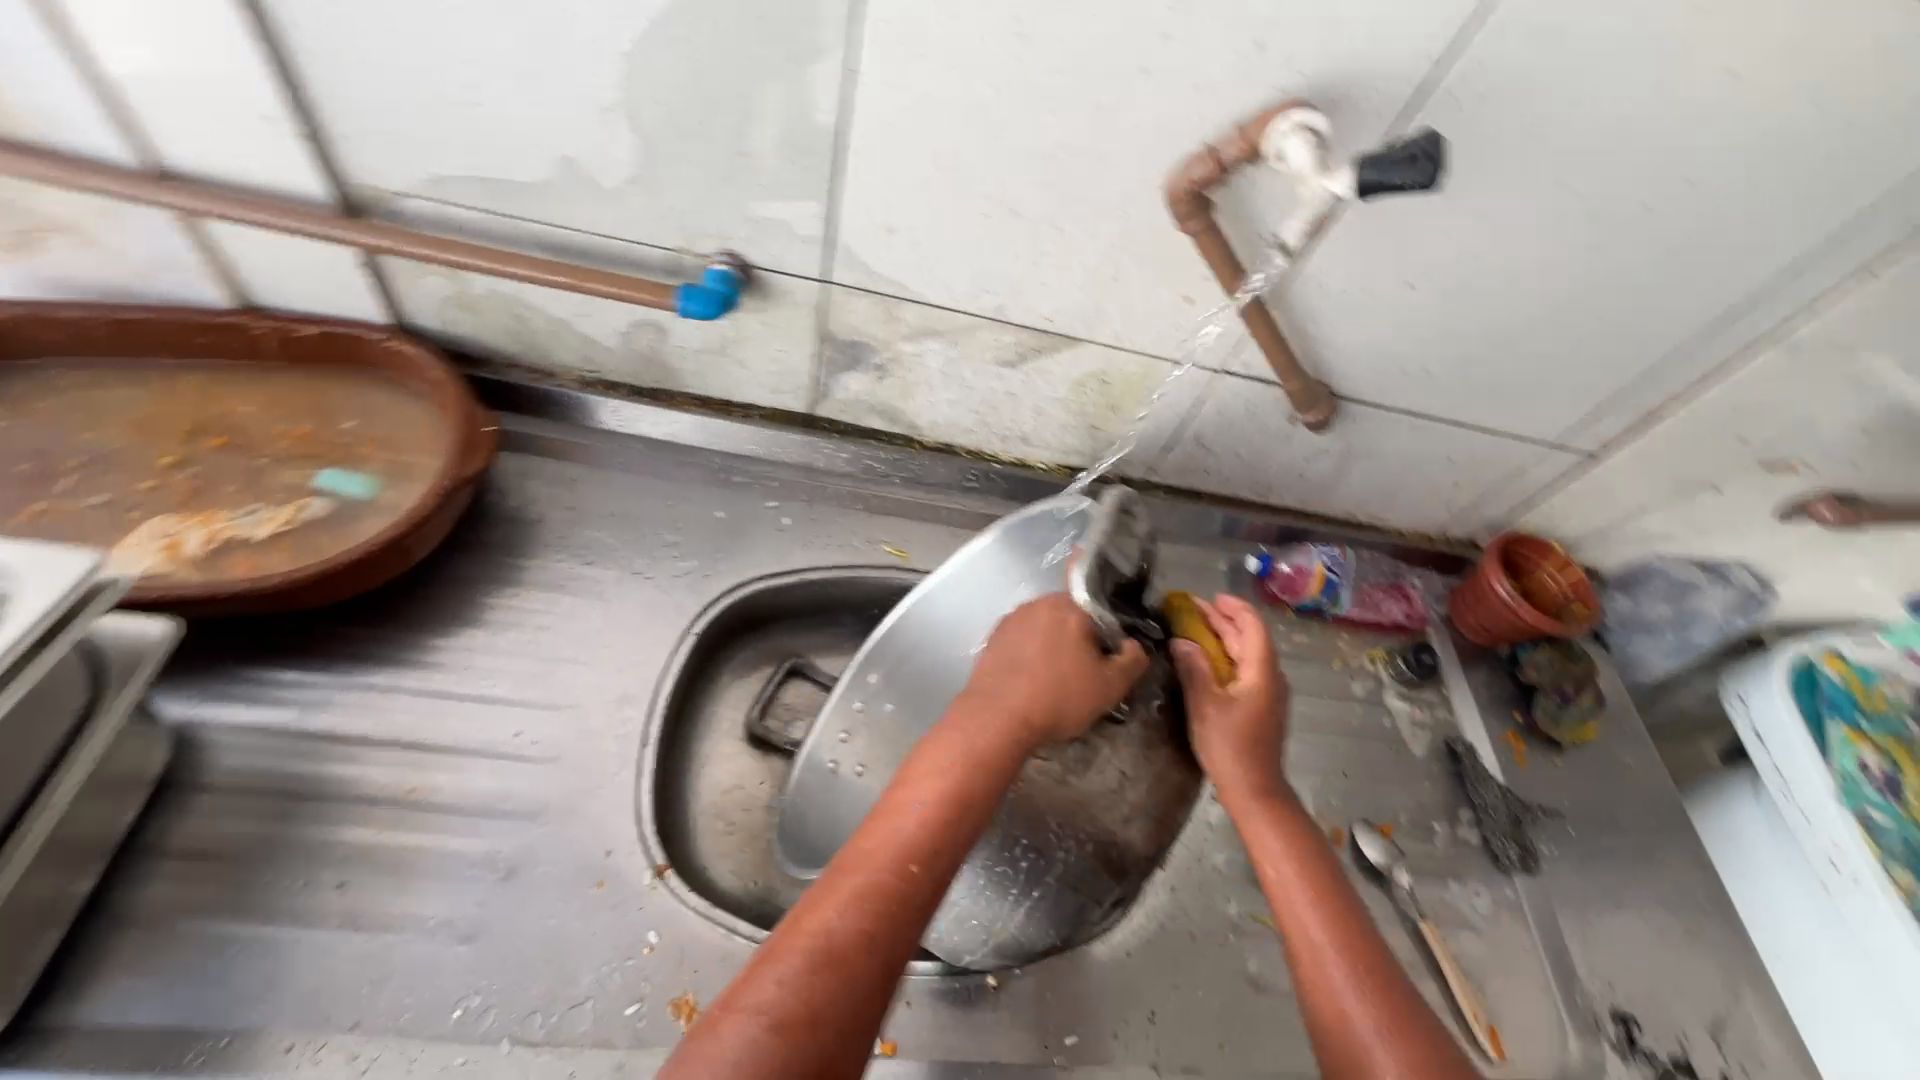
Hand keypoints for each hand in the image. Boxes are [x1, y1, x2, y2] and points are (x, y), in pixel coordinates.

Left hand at [959, 593, 1149, 748]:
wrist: (996, 718)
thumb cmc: (1059, 698)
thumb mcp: (1110, 686)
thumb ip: (1132, 660)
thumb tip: (1133, 645)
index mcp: (1070, 606)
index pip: (1101, 613)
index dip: (1108, 639)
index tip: (1105, 665)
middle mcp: (1039, 602)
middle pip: (1071, 618)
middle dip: (1079, 641)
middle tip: (1082, 676)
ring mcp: (1012, 618)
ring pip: (1044, 629)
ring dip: (1053, 648)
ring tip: (1053, 682)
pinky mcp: (992, 637)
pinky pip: (1022, 640)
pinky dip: (1030, 655)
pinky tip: (1030, 681)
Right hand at [1169, 594, 1289, 801]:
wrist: (1254, 789)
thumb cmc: (1229, 745)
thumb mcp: (1205, 704)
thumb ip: (1194, 668)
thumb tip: (1181, 640)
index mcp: (1262, 671)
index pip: (1252, 626)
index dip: (1233, 608)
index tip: (1209, 598)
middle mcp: (1271, 676)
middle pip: (1249, 638)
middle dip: (1223, 621)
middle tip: (1192, 609)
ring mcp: (1268, 692)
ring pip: (1247, 654)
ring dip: (1224, 638)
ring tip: (1196, 628)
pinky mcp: (1261, 705)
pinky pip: (1245, 669)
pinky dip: (1226, 657)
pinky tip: (1207, 660)